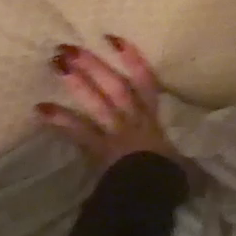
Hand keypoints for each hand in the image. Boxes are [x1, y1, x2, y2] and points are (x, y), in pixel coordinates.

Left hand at [37, 38, 187, 170]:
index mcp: (153, 122)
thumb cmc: (169, 180)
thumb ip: (176, 159)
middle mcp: (133, 121)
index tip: (115, 40)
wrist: (153, 194)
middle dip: (95, 67)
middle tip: (71, 48)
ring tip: (57, 65)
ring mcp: (114, 134)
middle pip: (115, 88)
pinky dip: (60, 120)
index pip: (146, 85)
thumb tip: (195, 168)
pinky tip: (40, 108)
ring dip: (78, 84)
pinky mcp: (98, 150)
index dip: (133, 61)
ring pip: (96, 104)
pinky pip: (78, 132)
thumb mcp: (177, 165)